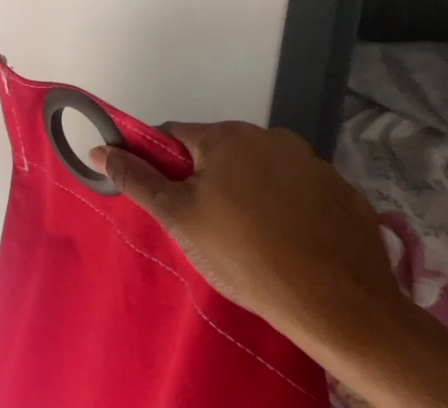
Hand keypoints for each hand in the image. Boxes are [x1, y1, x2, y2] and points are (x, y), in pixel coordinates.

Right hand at [87, 122, 397, 341]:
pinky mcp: (348, 197)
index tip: (168, 200)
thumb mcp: (178, 218)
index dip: (162, 166)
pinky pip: (300, 193)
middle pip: (219, 152)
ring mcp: (317, 166)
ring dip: (248, 192)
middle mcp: (274, 139)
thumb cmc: (246, 256)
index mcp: (229, 137)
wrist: (344, 311)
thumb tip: (100, 150)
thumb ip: (136, 178)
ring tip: (250, 238)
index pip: (174, 136)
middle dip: (207, 180)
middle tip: (206, 224)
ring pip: (261, 172)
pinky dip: (287, 209)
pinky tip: (289, 243)